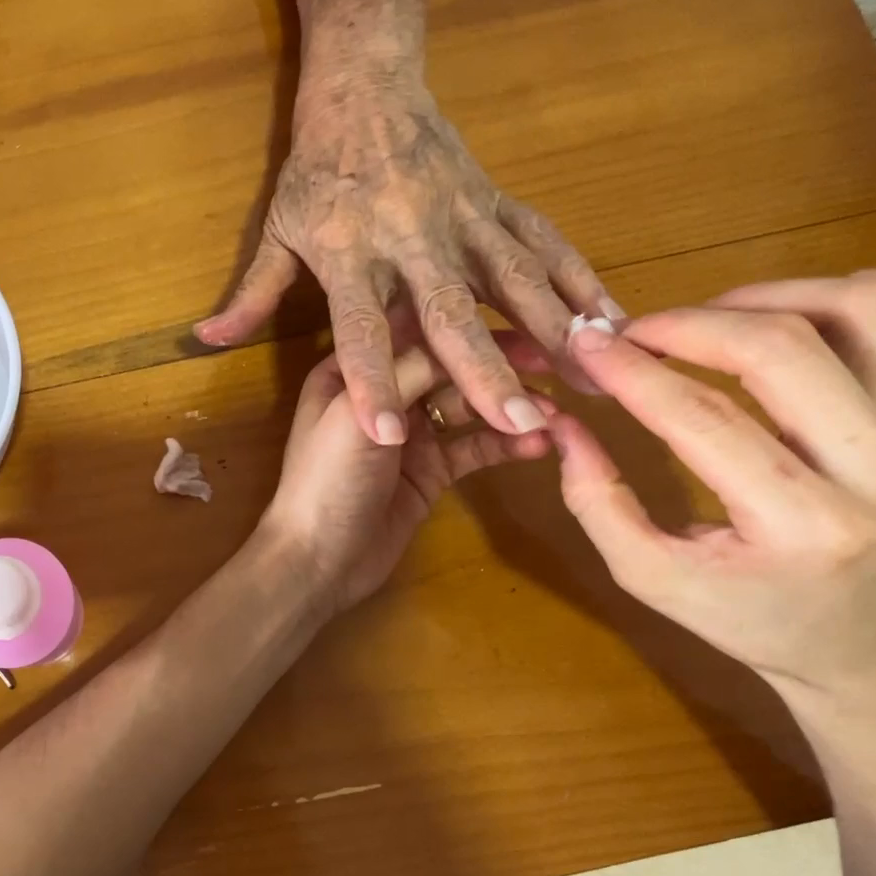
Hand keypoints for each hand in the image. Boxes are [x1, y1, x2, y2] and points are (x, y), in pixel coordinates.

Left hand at [195, 38, 615, 445]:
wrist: (365, 91)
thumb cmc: (316, 175)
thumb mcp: (276, 234)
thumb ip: (252, 295)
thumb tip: (204, 341)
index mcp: (350, 257)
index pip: (357, 330)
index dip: (370, 382)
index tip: (387, 435)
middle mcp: (409, 241)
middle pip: (447, 312)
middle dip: (485, 369)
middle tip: (520, 419)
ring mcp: (461, 219)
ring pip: (512, 278)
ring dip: (553, 328)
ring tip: (592, 378)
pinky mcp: (497, 201)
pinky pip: (545, 243)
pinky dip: (580, 278)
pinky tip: (610, 319)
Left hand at [259, 320, 551, 619]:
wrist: (317, 560)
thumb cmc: (326, 479)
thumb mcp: (360, 411)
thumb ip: (408, 369)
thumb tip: (466, 331)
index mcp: (352, 369)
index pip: (415, 331)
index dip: (466, 324)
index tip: (522, 315)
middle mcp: (383, 394)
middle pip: (448, 366)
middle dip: (500, 365)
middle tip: (557, 361)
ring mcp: (408, 434)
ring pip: (468, 407)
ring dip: (509, 407)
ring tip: (557, 413)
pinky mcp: (429, 472)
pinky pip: (474, 448)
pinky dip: (505, 444)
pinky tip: (541, 444)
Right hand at [550, 271, 875, 698]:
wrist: (872, 648)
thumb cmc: (751, 619)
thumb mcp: (649, 578)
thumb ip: (596, 501)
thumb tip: (565, 421)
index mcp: (802, 527)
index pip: (703, 418)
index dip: (632, 372)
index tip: (584, 345)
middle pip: (784, 349)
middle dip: (689, 324)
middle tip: (635, 331)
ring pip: (866, 310)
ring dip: (770, 296)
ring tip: (710, 318)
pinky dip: (865, 291)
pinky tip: (801, 314)